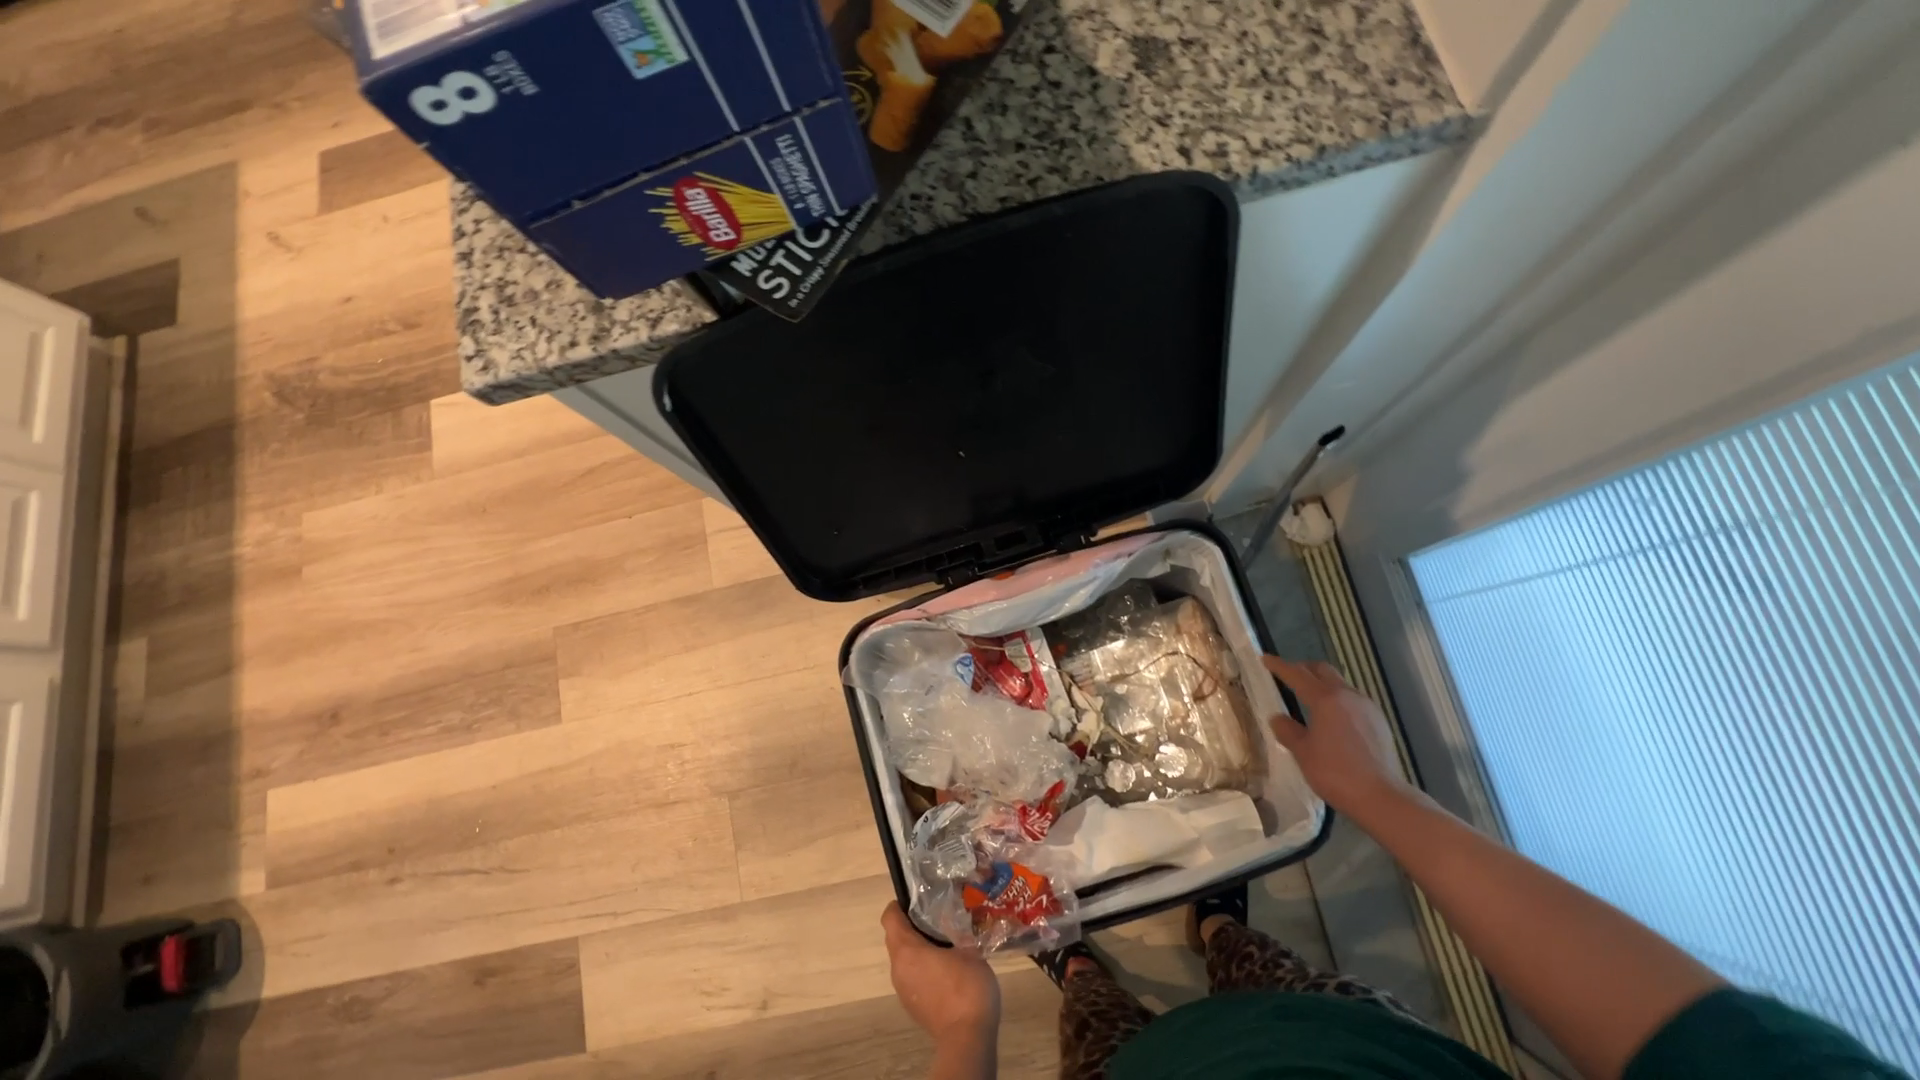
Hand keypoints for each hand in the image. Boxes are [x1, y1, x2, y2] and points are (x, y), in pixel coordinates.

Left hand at [881, 902, 1000, 1046]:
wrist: (966, 1037)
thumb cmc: (966, 987)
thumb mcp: (970, 951)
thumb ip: (959, 933)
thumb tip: (956, 924)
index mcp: (907, 950)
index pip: (890, 918)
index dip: (900, 905)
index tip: (919, 900)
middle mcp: (898, 969)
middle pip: (896, 938)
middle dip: (913, 926)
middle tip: (938, 918)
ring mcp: (903, 990)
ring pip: (904, 959)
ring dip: (919, 949)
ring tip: (946, 943)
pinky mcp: (912, 1006)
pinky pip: (912, 977)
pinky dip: (923, 968)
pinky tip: (947, 971)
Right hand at [1263, 656, 1416, 815]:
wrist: (1379, 796)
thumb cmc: (1335, 772)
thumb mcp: (1302, 752)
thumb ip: (1288, 731)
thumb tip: (1278, 718)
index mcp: (1326, 699)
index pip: (1297, 675)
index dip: (1279, 666)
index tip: (1266, 658)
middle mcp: (1348, 696)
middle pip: (1323, 671)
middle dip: (1304, 669)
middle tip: (1288, 675)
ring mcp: (1367, 707)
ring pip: (1340, 685)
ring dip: (1323, 685)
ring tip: (1310, 698)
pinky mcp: (1379, 722)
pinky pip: (1353, 701)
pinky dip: (1338, 700)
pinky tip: (1333, 719)